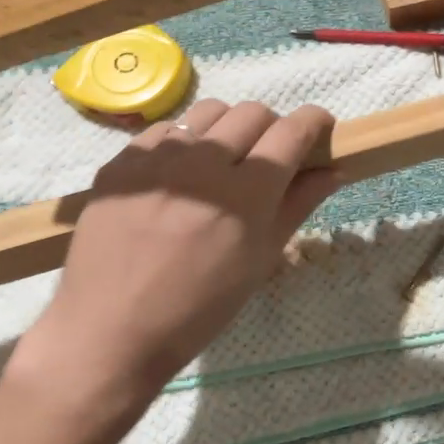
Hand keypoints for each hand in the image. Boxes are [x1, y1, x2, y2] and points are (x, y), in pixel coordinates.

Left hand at [6, 100, 339, 429]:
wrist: (110, 331)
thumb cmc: (199, 309)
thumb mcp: (259, 261)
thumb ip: (297, 207)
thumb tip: (333, 170)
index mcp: (245, 196)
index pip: (291, 132)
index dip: (314, 122)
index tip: (321, 128)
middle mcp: (202, 165)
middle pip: (252, 113)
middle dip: (272, 126)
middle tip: (270, 156)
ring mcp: (156, 160)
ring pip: (208, 112)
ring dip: (228, 128)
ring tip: (223, 161)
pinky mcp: (121, 163)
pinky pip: (165, 130)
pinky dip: (184, 142)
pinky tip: (179, 177)